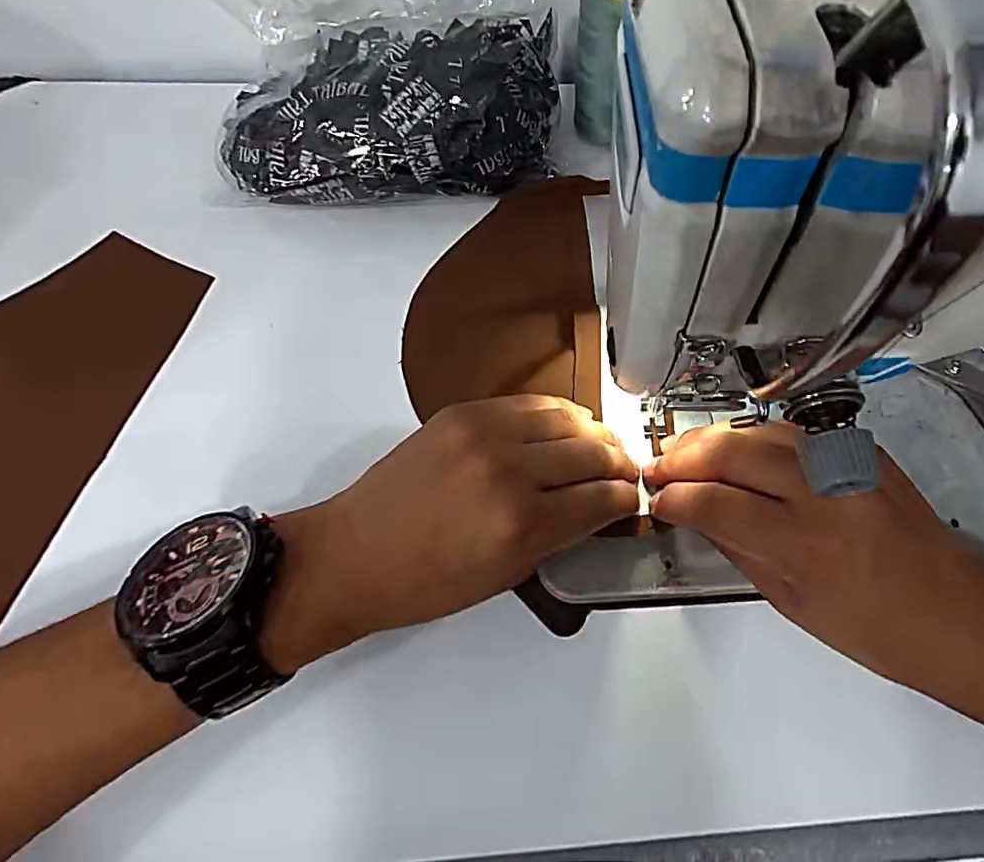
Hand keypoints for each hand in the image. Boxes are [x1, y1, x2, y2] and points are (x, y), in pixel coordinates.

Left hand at [262, 396, 638, 671]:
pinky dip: (557, 414)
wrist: (353, 554)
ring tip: (603, 444)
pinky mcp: (463, 413)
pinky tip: (567, 424)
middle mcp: (507, 472)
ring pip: (567, 419)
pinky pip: (530, 403)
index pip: (600, 500)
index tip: (630, 499)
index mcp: (520, 525)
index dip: (625, 499)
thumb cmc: (420, 580)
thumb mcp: (504, 574)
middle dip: (619, 464)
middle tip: (626, 471)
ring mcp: (483, 434)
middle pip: (591, 454)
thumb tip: (593, 509)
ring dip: (594, 433)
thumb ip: (557, 537)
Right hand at [646, 423, 983, 687]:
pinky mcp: (861, 451)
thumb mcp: (792, 601)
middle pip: (731, 452)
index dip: (676, 496)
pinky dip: (756, 434)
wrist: (952, 611)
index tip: (661, 499)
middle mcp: (826, 493)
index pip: (715, 501)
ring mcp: (847, 464)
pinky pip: (794, 430)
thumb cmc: (884, 625)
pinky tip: (737, 443)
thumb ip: (740, 549)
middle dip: (684, 456)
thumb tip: (700, 517)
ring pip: (759, 429)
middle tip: (662, 467)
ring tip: (688, 451)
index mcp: (805, 544)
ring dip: (715, 438)